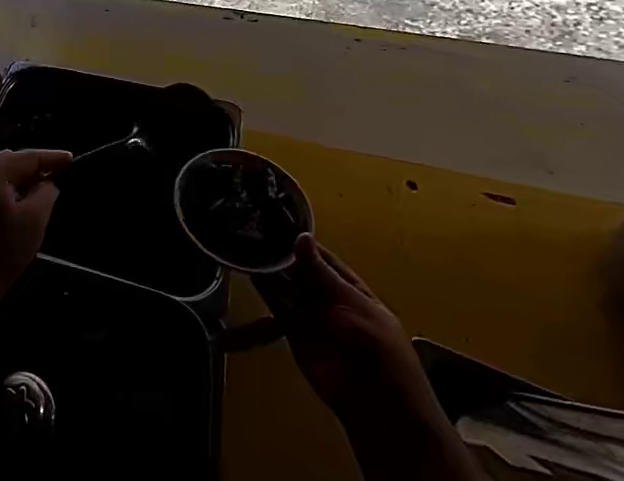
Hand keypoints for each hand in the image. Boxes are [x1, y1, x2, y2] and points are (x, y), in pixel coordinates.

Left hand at [0, 148, 70, 306]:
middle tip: (56, 174)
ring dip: (20, 180)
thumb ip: (47, 193)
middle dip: (34, 166)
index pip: (28, 156)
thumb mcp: (35, 220)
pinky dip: (7, 191)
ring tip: (40, 189)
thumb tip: (47, 182)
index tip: (70, 160)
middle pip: (10, 161)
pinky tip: (18, 205)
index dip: (52, 157)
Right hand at [255, 236, 484, 480]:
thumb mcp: (355, 304)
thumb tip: (301, 238)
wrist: (376, 403)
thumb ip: (323, 274)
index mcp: (348, 283)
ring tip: (245, 246)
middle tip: (253, 230)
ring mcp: (310, 314)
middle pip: (298, 268)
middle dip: (279, 253)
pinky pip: (275, 313)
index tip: (275, 220)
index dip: (299, 239)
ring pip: (285, 286)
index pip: (320, 254)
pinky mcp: (294, 334)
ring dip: (268, 270)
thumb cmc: (378, 347)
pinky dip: (262, 301)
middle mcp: (326, 294)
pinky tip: (248, 281)